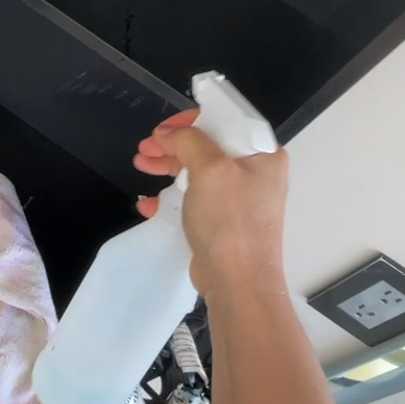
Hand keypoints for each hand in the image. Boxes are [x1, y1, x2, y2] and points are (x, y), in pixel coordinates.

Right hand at [133, 109, 290, 298]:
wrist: (238, 282)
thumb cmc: (230, 221)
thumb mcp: (210, 169)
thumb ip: (188, 141)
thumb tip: (168, 134)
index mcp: (263, 155)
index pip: (226, 122)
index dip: (191, 121)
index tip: (162, 129)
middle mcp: (255, 174)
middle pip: (208, 147)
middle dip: (173, 146)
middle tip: (145, 149)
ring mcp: (238, 200)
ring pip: (197, 172)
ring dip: (167, 168)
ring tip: (141, 166)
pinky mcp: (222, 222)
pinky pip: (194, 200)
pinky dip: (171, 198)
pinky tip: (149, 204)